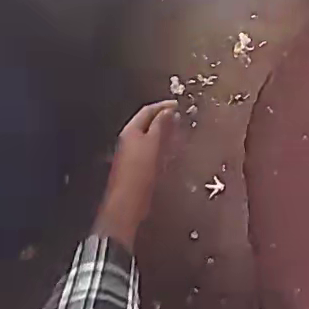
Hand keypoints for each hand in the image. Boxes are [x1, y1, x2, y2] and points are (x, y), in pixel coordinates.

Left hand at [91, 100, 178, 247]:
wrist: (127, 204)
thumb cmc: (139, 171)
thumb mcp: (152, 144)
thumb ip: (160, 126)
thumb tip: (168, 110)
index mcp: (131, 131)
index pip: (147, 111)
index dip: (163, 106)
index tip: (179, 104)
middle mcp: (130, 140)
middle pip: (148, 123)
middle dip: (164, 118)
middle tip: (181, 117)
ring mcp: (133, 154)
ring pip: (151, 137)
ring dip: (165, 132)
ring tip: (180, 131)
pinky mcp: (138, 167)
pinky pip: (152, 150)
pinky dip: (163, 146)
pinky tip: (173, 151)